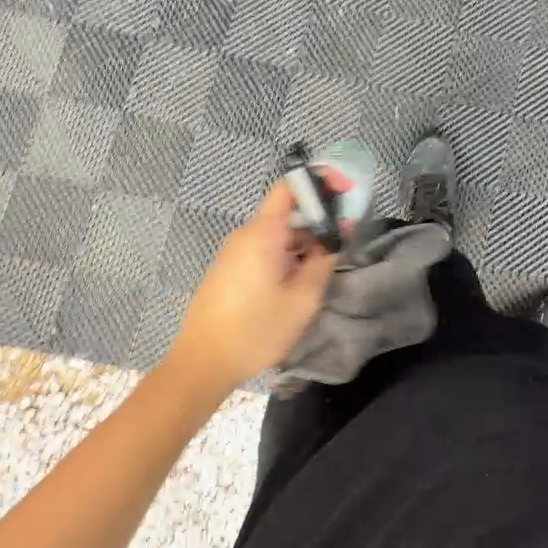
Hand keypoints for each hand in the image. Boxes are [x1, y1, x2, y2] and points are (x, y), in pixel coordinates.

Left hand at [159, 177, 339, 405]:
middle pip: (287, 211)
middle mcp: (246, 235)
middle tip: (342, 242)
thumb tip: (339, 230)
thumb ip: (325, 258)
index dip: (320, 181)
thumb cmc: (255, 331)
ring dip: (304, 243)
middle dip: (318, 220)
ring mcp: (234, 253)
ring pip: (278, 234)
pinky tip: (298, 283)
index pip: (290, 186)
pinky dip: (287, 255)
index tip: (346, 193)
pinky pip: (265, 249)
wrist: (201, 366)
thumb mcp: (303, 298)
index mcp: (263, 233)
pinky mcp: (230, 270)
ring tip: (324, 269)